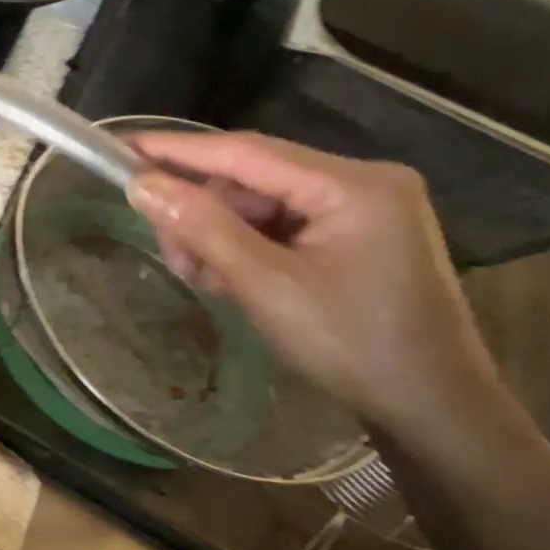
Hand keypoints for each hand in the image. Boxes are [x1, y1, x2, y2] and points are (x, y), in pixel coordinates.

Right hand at [124, 131, 509, 438]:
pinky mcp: (353, 235)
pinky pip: (277, 224)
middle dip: (199, 211)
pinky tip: (227, 277)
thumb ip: (201, 226)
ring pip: (256, 204)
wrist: (430, 403)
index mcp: (353, 185)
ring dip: (216, 235)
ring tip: (199, 275)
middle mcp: (361, 182)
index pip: (245, 151)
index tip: (119, 146)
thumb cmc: (350, 342)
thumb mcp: (264, 284)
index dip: (176, 149)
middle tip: (169, 253)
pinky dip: (242, 247)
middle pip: (249, 178)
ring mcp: (360, 208)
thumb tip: (140, 184)